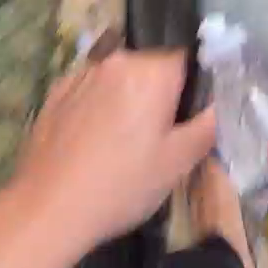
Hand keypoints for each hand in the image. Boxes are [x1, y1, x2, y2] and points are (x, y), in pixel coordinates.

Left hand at [10, 49, 216, 254]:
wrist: (48, 207)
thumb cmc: (121, 185)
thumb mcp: (176, 164)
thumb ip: (206, 128)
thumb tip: (219, 105)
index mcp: (152, 71)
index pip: (185, 60)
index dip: (190, 88)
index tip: (184, 119)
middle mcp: (118, 61)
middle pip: (151, 66)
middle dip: (158, 94)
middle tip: (155, 139)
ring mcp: (83, 73)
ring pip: (119, 78)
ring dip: (126, 99)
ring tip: (120, 144)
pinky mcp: (57, 90)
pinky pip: (90, 89)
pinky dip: (97, 106)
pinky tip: (92, 142)